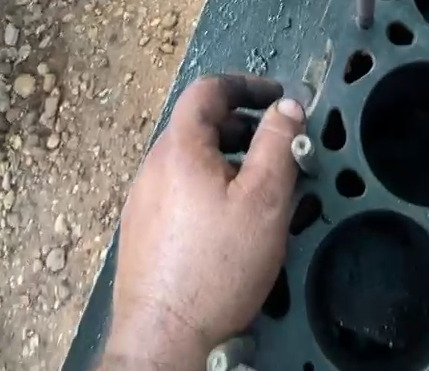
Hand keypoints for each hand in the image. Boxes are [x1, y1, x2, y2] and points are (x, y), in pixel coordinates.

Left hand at [103, 75, 303, 370]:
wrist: (163, 341)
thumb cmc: (217, 267)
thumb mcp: (264, 199)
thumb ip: (278, 144)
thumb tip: (287, 107)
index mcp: (180, 147)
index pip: (208, 90)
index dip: (245, 85)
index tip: (275, 98)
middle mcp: (153, 166)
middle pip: (198, 124)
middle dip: (241, 126)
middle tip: (275, 146)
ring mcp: (142, 200)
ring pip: (190, 160)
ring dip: (227, 159)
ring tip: (259, 188)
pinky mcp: (141, 232)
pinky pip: (179, 190)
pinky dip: (208, 187)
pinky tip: (230, 222)